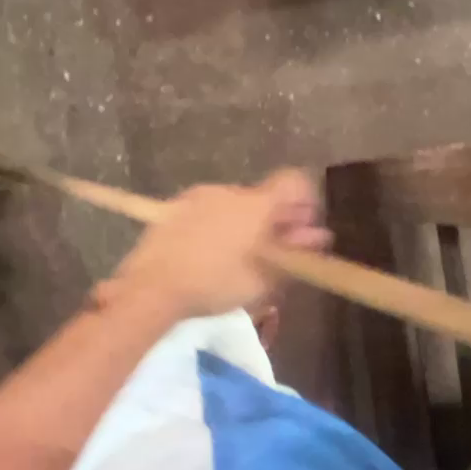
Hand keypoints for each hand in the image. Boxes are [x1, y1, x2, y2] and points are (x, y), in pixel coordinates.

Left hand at [94, 169, 330, 319]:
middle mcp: (229, 191)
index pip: (293, 183)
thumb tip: (318, 237)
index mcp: (256, 203)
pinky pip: (207, 211)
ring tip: (239, 256)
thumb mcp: (263, 278)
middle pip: (262, 197)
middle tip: (276, 250)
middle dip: (274, 219)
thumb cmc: (216, 284)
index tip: (303, 228)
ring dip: (244, 223)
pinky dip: (217, 225)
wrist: (152, 286)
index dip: (304, 202)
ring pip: (233, 205)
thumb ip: (294, 254)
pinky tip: (210, 252)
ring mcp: (198, 197)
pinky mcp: (173, 208)